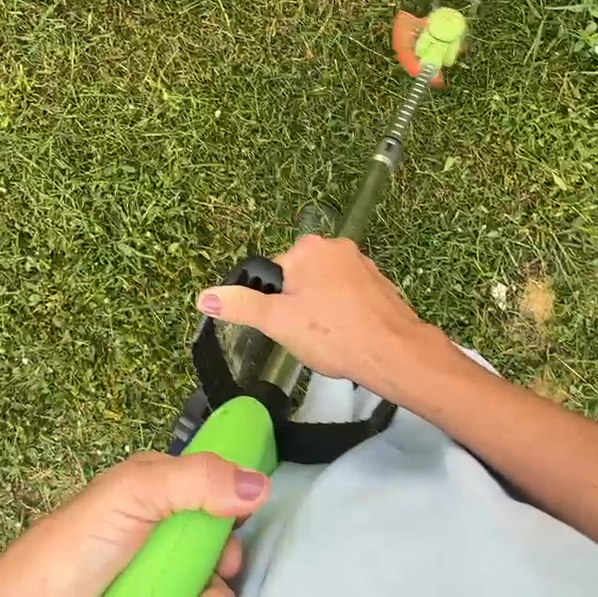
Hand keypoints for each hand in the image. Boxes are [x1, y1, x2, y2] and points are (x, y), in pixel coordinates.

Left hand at [0, 451, 268, 596]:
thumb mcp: (134, 493)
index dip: (235, 501)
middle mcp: (162, 530)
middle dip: (226, 558)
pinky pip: (196, 595)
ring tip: (198, 592)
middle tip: (222, 567)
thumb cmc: (72, 547)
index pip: (215, 484)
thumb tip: (259, 482)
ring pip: (210, 580)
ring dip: (212, 589)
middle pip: (219, 541)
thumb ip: (195, 480)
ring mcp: (157, 573)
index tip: (243, 521)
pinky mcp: (158, 596)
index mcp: (158, 488)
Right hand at [196, 234, 454, 397]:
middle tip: (307, 335)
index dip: (275, 304)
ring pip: (325, 287)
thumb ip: (241, 305)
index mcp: (307, 248)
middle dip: (298, 306)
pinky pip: (349, 295)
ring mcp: (361, 262)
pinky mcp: (379, 282)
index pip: (275, 274)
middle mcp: (335, 246)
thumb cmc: (332, 334)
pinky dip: (344, 312)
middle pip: (300, 278)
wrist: (393, 352)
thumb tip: (203, 295)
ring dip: (322, 310)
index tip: (285, 327)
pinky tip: (348, 335)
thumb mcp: (277, 322)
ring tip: (329, 338)